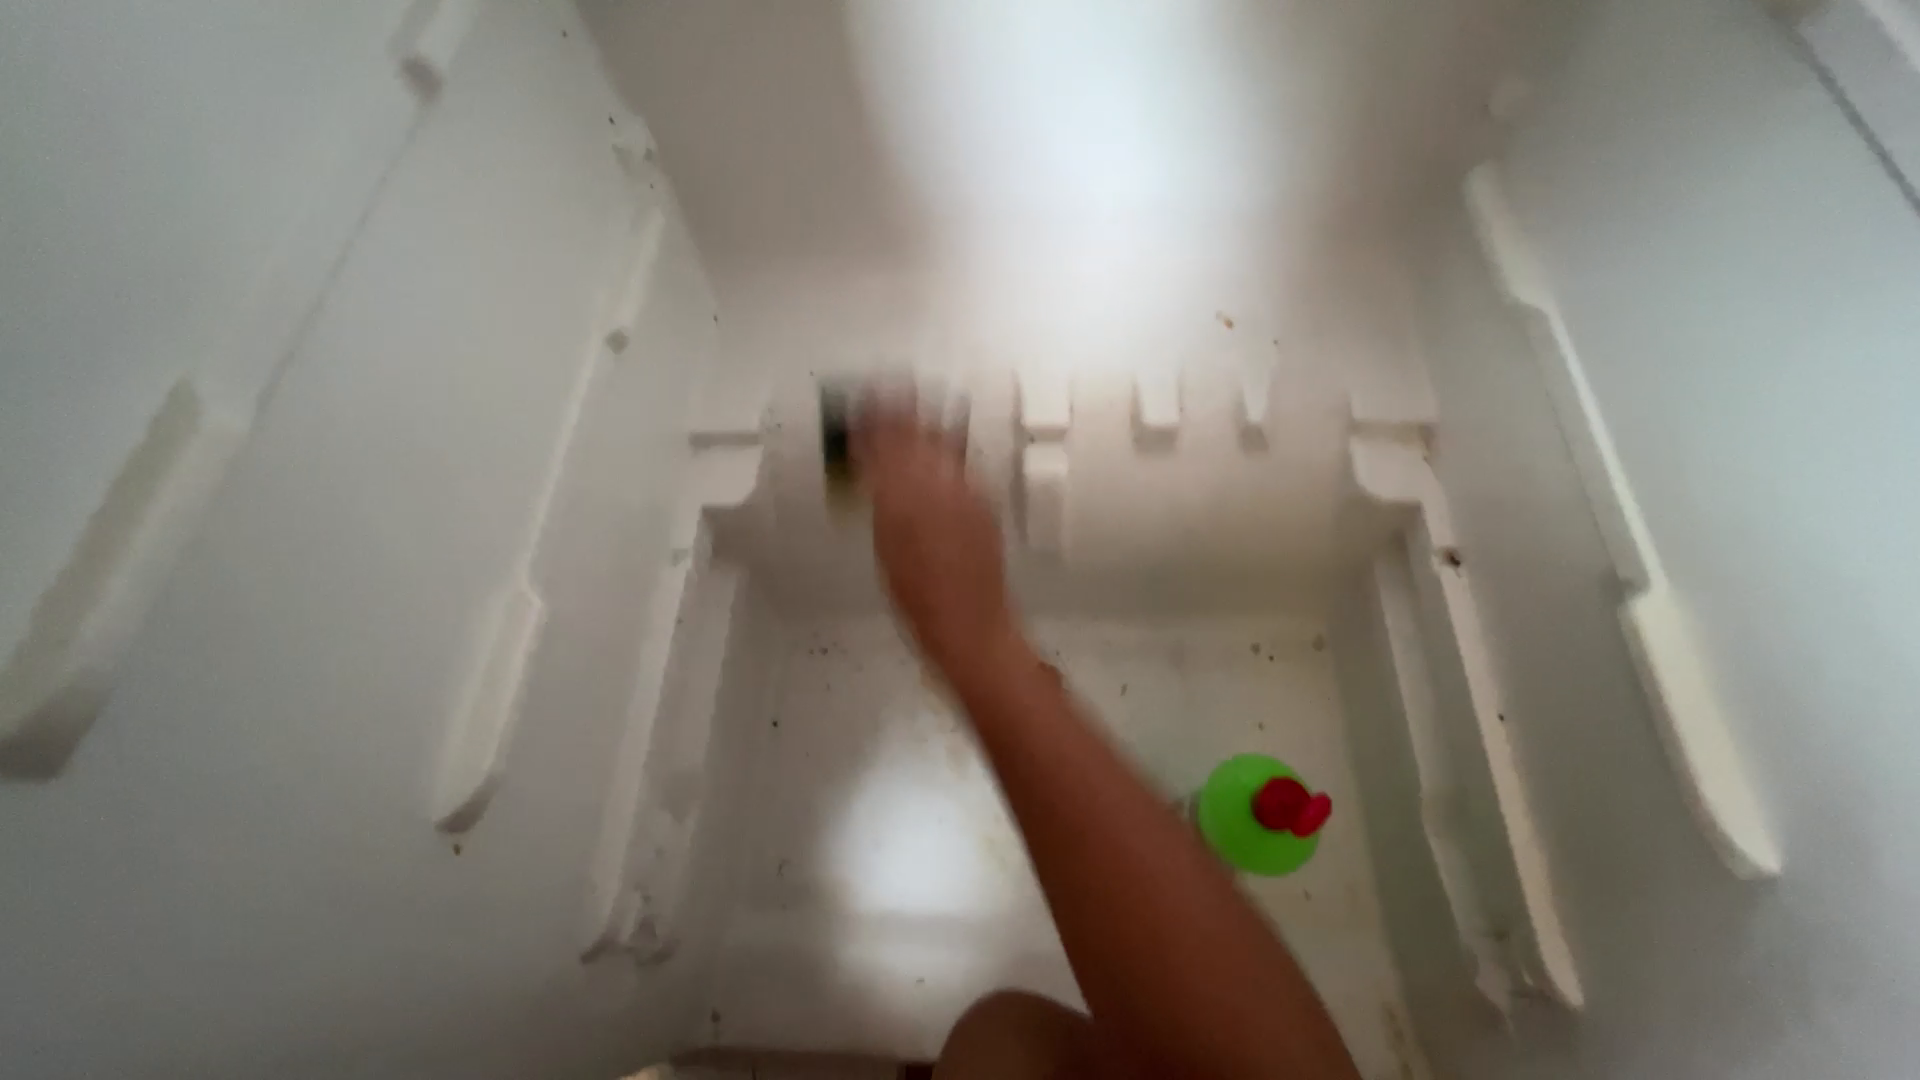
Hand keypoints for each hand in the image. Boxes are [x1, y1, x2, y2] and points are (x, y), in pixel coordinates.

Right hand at [854, 396, 1023, 682]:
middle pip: (913, 436)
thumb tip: (874, 475)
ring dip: (924, 416)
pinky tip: (942, 436)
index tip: (857, 405)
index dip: (869, 425)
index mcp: (901, 500)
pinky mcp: (984, 502)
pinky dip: (946, 443)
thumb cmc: (919, 600)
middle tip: (883, 387)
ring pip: (940, 442)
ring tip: (913, 394)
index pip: (881, 449)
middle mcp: (935, 488)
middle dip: (896, 409)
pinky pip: (960, 461)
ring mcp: (965, 492)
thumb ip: (882, 504)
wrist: (971, 624)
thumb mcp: (886, 550)